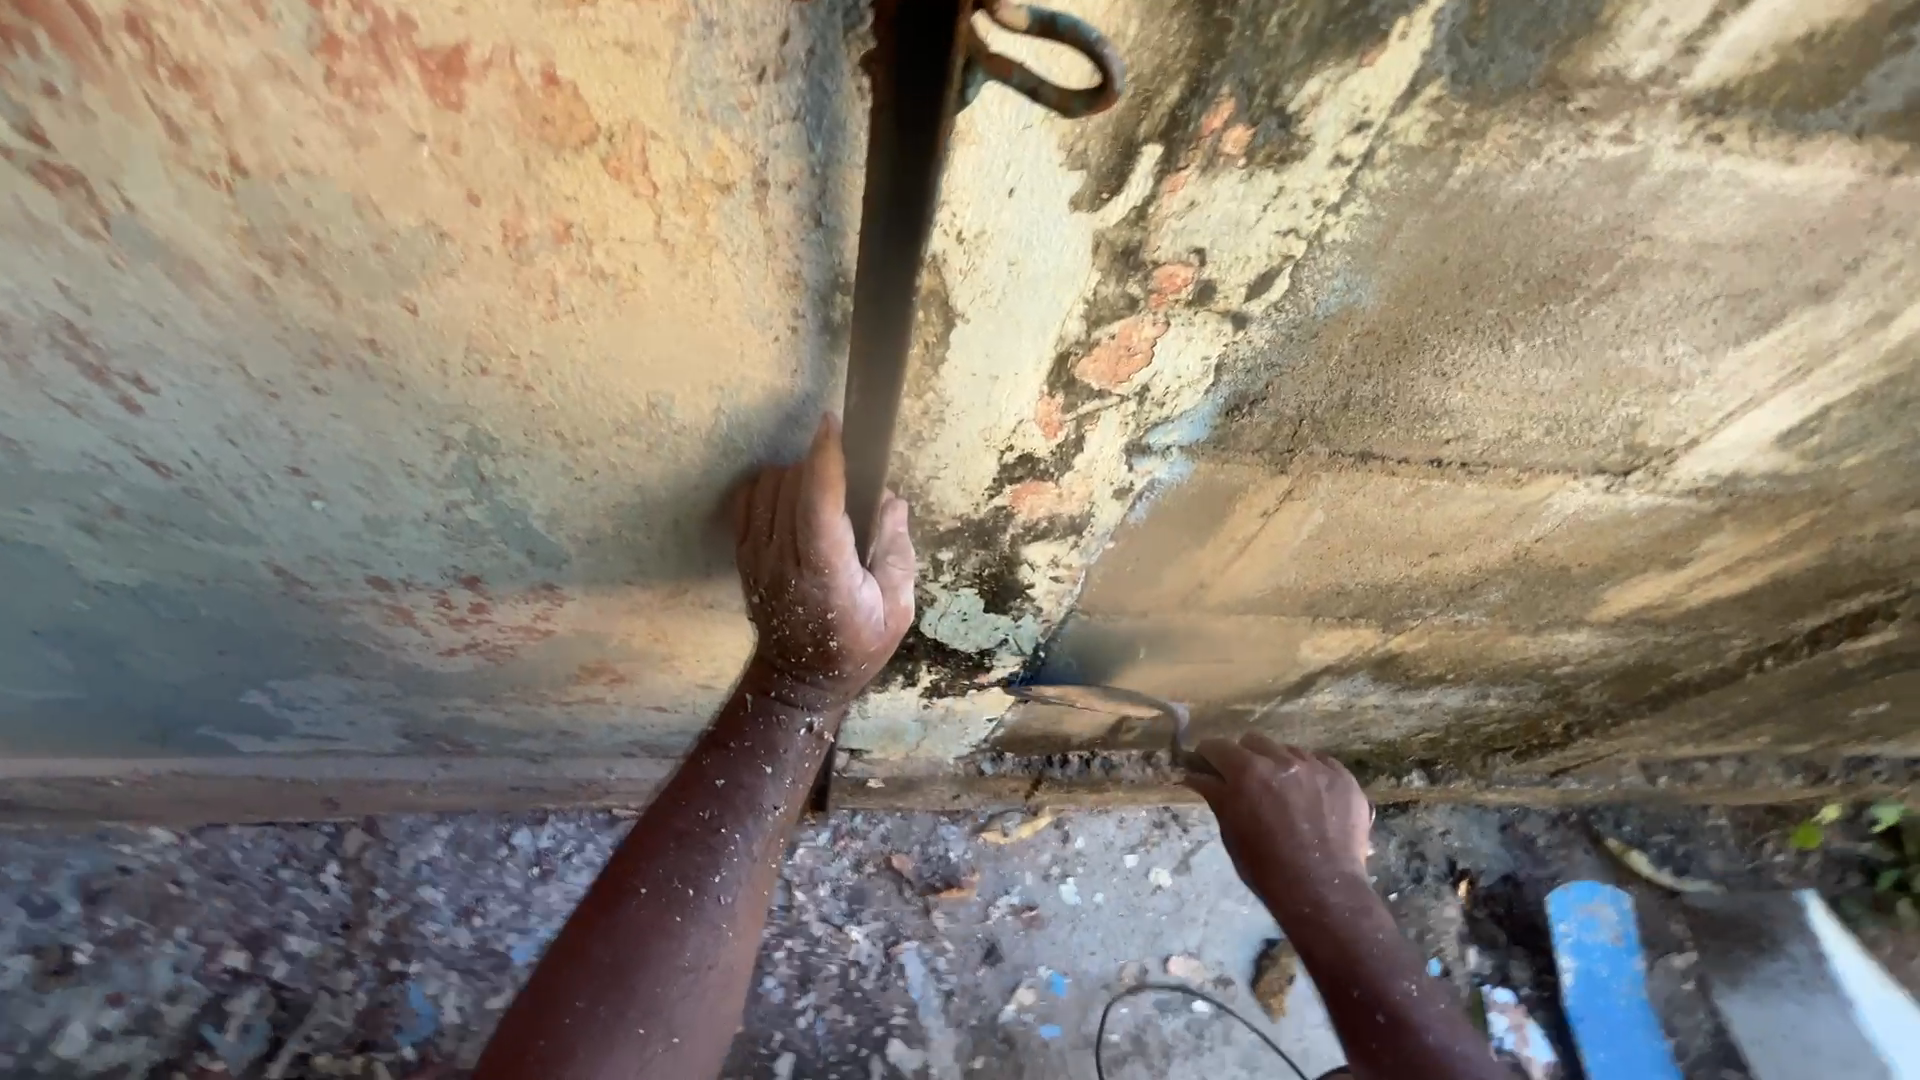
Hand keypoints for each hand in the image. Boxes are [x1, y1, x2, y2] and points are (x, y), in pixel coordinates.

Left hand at [730, 413, 915, 712]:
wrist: (800, 679)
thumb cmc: (855, 647)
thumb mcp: (897, 611)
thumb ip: (897, 553)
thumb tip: (891, 501)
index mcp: (827, 575)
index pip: (818, 504)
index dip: (825, 459)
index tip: (833, 425)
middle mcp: (785, 561)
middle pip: (793, 485)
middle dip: (822, 466)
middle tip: (850, 479)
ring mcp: (757, 558)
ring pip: (769, 487)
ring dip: (799, 475)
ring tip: (825, 494)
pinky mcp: (744, 555)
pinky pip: (748, 499)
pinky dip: (770, 485)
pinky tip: (794, 499)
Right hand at [1185, 735, 1372, 917]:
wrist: (1322, 893)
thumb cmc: (1265, 866)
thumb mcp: (1230, 829)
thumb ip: (1213, 793)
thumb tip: (1193, 774)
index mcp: (1246, 771)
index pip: (1217, 746)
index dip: (1208, 756)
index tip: (1208, 766)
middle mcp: (1281, 760)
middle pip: (1254, 741)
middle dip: (1245, 757)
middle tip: (1247, 782)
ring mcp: (1316, 768)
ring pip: (1288, 750)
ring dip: (1279, 765)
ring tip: (1284, 792)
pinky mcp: (1344, 780)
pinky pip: (1321, 763)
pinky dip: (1311, 775)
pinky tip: (1311, 798)